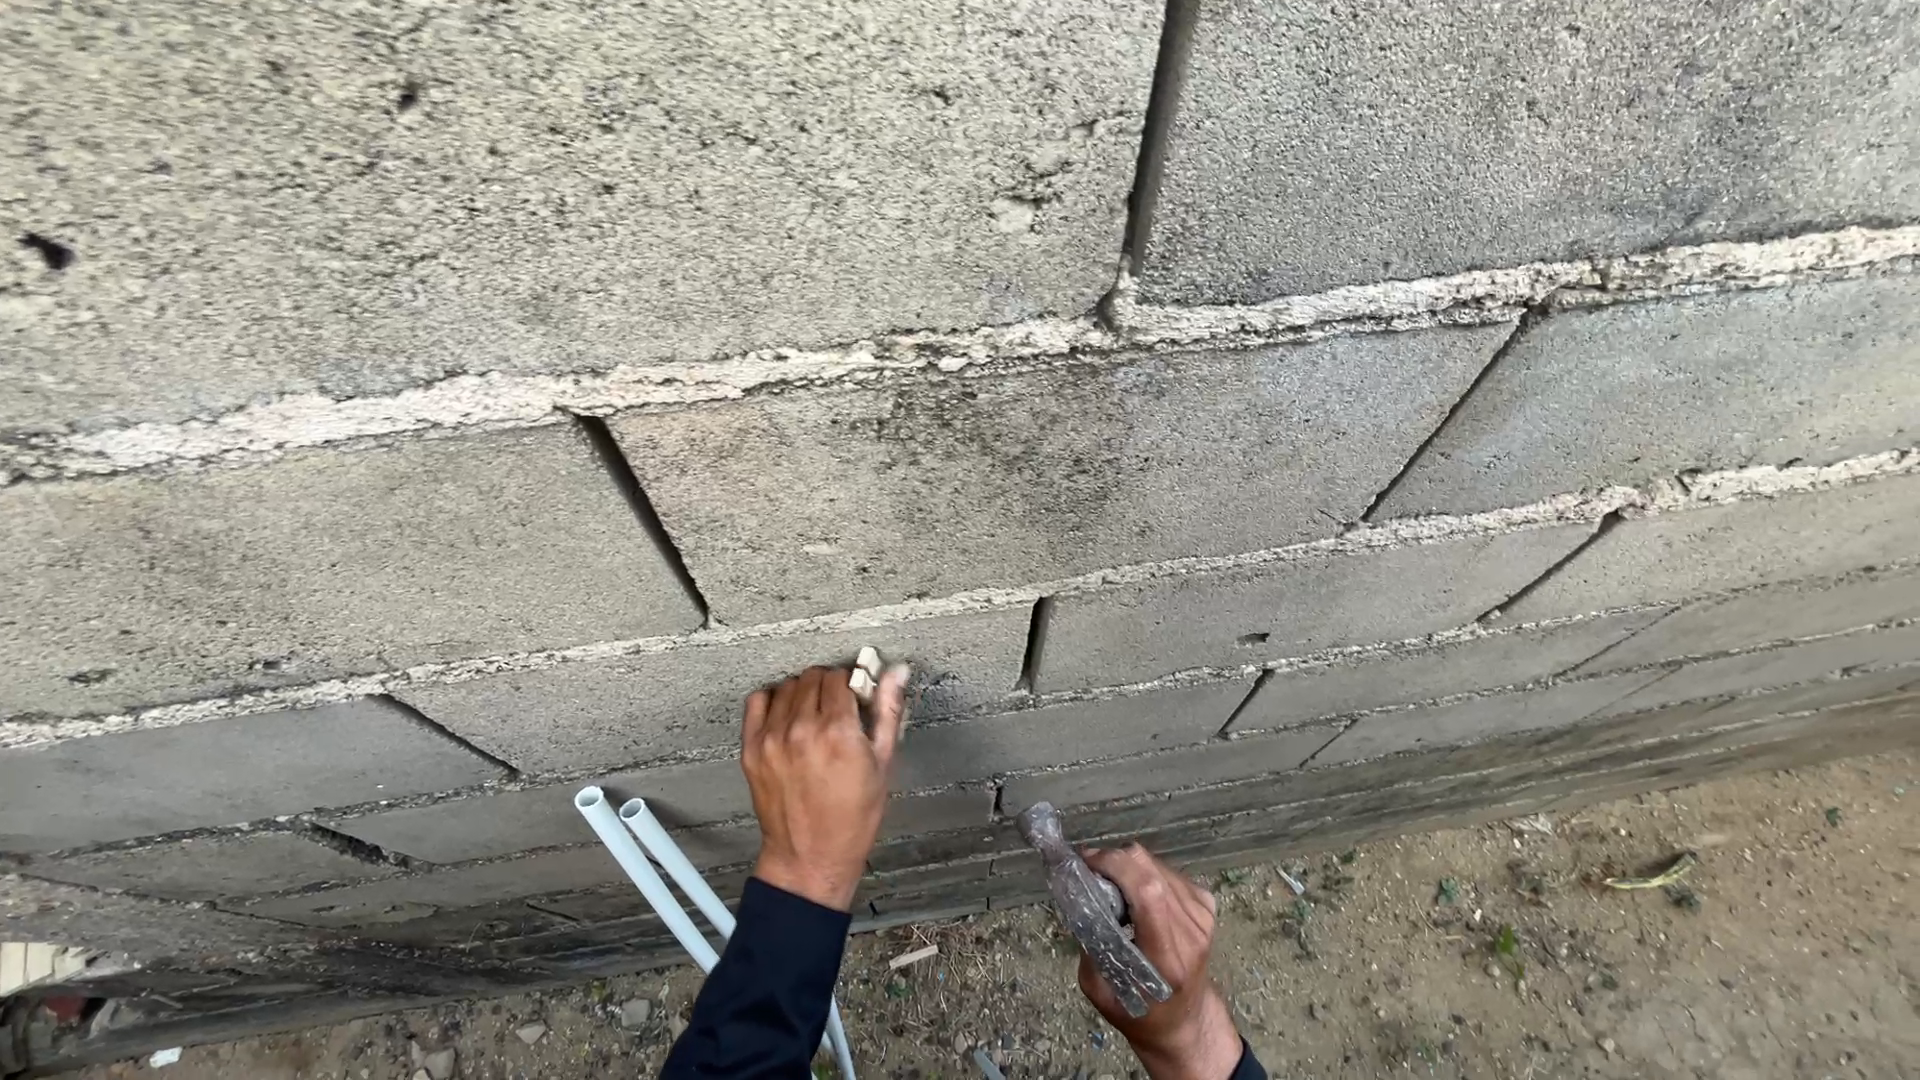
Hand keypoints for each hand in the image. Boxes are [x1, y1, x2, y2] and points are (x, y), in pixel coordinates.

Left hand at [741, 664, 908, 910]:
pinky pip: (757, 701)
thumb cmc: (852, 817)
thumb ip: (888, 709)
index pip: (840, 676)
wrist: (811, 856)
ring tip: (814, 715)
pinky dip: (773, 701)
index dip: (852, 682)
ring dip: (803, 692)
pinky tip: (787, 716)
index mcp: (839, 731)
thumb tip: (897, 671)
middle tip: (837, 707)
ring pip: (788, 686)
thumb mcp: (883, 762)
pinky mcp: (752, 749)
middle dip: (829, 685)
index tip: (856, 693)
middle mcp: (803, 729)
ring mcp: (773, 739)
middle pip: (814, 677)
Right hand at [1077, 845, 1241, 1079]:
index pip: (1148, 895)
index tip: (1086, 863)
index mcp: (1166, 959)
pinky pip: (1168, 870)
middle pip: (1151, 871)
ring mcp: (1202, 917)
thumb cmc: (1139, 1012)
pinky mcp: (1206, 906)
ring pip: (1156, 864)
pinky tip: (1137, 892)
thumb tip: (1077, 897)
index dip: (1115, 867)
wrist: (1186, 1021)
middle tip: (1091, 868)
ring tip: (1112, 884)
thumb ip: (1089, 945)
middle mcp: (1190, 934)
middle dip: (1115, 859)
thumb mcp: (1100, 992)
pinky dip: (1145, 871)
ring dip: (1128, 864)